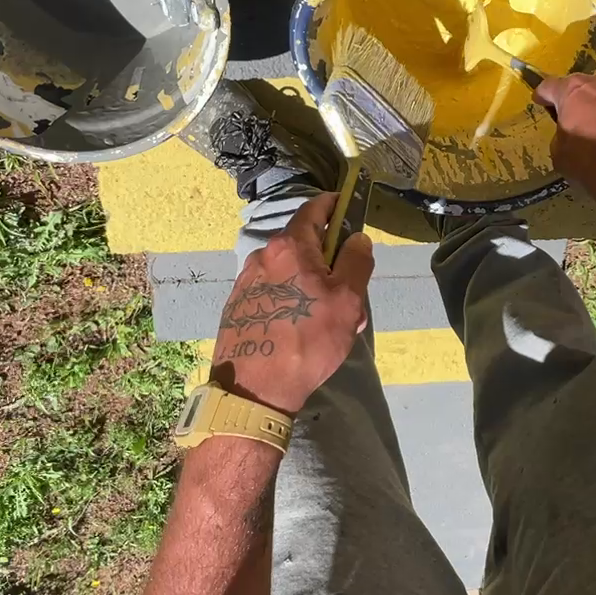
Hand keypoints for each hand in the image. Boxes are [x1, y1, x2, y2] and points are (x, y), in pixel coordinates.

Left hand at [210, 192, 373, 414]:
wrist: (253, 389)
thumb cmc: (307, 340)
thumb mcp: (347, 301)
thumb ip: (356, 263)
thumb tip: (357, 238)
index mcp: (289, 247)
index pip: (314, 210)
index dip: (334, 205)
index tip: (348, 206)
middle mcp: (263, 256)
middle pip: (304, 246)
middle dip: (330, 262)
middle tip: (350, 293)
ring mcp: (246, 282)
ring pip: (290, 273)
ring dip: (313, 287)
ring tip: (329, 323)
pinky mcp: (238, 307)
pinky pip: (274, 293)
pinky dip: (293, 302)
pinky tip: (303, 332)